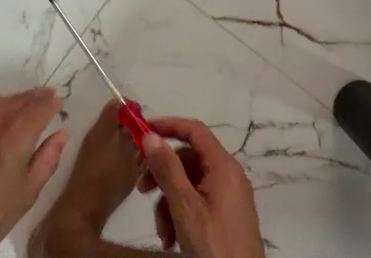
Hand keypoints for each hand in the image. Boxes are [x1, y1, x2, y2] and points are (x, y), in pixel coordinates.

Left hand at [0, 87, 67, 257]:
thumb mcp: (27, 193)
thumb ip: (48, 158)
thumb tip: (61, 133)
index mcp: (16, 133)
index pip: (42, 104)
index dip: (53, 103)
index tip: (58, 103)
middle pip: (22, 98)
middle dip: (36, 100)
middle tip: (44, 105)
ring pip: (0, 98)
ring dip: (14, 102)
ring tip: (20, 114)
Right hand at [135, 117, 263, 257]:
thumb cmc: (213, 244)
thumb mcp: (185, 207)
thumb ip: (167, 169)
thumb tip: (150, 135)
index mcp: (224, 166)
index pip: (195, 130)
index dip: (169, 126)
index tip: (143, 131)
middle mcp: (229, 176)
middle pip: (189, 160)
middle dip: (163, 176)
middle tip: (141, 190)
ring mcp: (229, 197)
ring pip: (190, 185)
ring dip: (169, 204)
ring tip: (162, 232)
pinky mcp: (227, 216)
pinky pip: (199, 203)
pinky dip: (181, 215)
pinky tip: (172, 240)